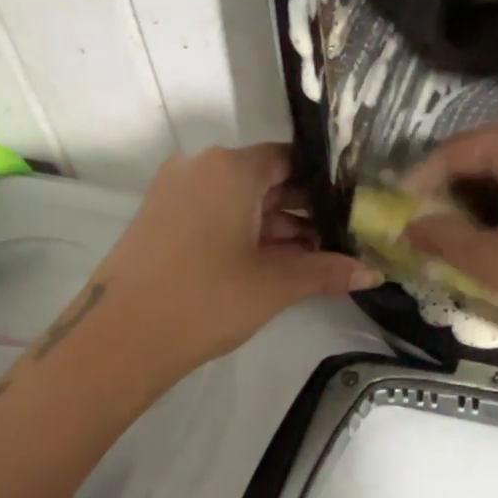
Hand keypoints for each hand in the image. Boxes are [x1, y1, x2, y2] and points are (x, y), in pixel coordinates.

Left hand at [96, 143, 380, 365]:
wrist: (123, 336)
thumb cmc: (207, 299)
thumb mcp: (276, 285)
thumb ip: (328, 272)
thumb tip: (374, 273)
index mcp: (230, 168)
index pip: (291, 160)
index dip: (325, 185)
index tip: (353, 211)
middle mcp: (200, 168)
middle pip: (266, 180)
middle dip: (304, 212)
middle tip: (343, 242)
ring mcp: (175, 193)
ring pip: (240, 202)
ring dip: (277, 228)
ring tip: (316, 261)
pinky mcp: (161, 220)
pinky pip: (215, 216)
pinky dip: (245, 235)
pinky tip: (274, 266)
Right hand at [401, 116, 497, 368]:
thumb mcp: (490, 264)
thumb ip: (441, 238)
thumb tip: (408, 227)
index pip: (459, 151)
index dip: (421, 182)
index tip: (396, 211)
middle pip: (489, 155)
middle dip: (452, 190)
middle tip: (422, 227)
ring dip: (482, 200)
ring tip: (454, 236)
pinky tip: (497, 235)